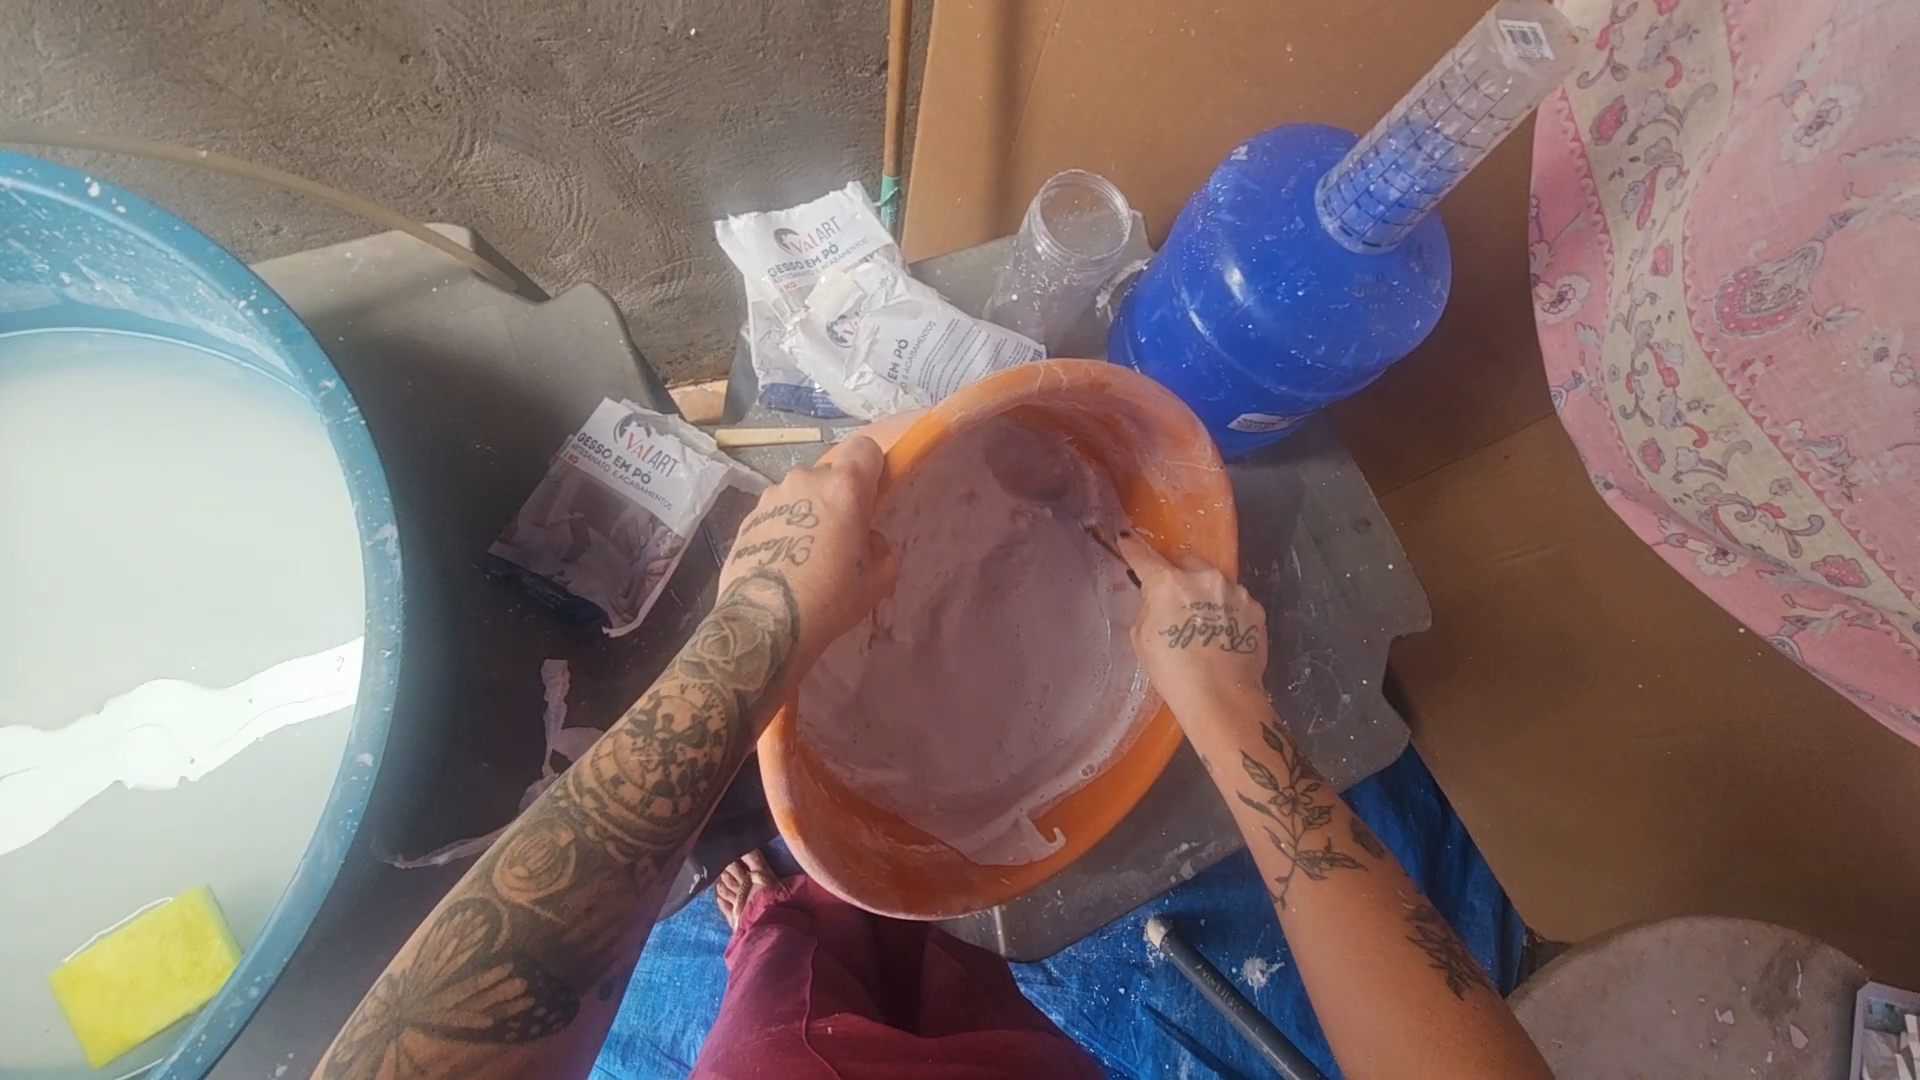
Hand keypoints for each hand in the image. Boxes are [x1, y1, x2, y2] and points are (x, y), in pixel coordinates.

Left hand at [717, 434, 898, 670]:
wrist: (765, 623)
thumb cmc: (832, 597)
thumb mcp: (880, 578)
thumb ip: (879, 545)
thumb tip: (864, 538)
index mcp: (845, 486)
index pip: (866, 448)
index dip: (872, 467)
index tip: (873, 493)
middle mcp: (805, 479)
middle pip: (830, 474)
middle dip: (838, 496)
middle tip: (840, 535)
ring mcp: (771, 496)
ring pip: (801, 493)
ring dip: (808, 511)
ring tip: (806, 552)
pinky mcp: (747, 517)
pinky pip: (777, 513)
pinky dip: (784, 528)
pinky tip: (783, 561)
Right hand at [1118, 534, 1270, 724]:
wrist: (1221, 698)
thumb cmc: (1173, 671)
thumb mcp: (1142, 638)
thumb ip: (1150, 607)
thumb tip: (1160, 599)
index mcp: (1169, 583)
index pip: (1143, 556)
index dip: (1131, 547)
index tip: (1125, 537)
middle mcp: (1205, 578)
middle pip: (1185, 563)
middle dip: (1177, 576)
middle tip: (1174, 603)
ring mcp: (1235, 592)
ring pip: (1213, 581)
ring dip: (1205, 594)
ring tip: (1203, 626)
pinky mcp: (1255, 609)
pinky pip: (1234, 601)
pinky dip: (1226, 611)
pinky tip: (1222, 635)